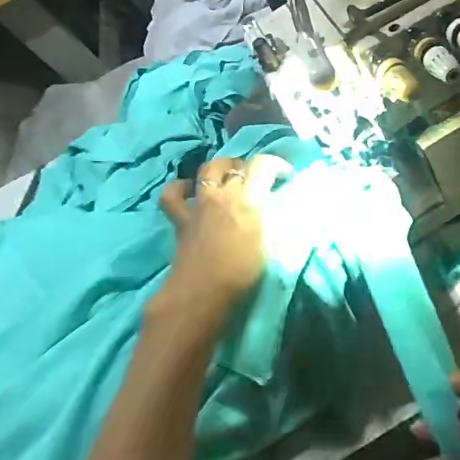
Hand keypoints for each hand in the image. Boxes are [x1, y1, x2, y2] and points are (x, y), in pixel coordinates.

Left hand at [154, 155, 289, 332]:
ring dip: (220, 168)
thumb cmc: (241, 274)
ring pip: (206, 170)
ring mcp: (199, 205)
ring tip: (228, 177)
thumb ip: (275, 223)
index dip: (277, 164)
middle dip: (248, 166)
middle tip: (257, 178)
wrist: (201, 295)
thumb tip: (282, 213)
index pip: (263, 166)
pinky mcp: (181, 220)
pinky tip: (189, 190)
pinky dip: (180, 188)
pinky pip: (172, 196)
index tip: (286, 176)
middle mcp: (223, 195)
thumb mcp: (270, 247)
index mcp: (248, 201)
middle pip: (235, 165)